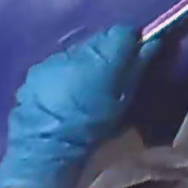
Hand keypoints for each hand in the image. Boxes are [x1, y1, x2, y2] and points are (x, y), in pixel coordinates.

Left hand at [0, 24, 155, 187]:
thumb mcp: (122, 103)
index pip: (122, 32)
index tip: (131, 59)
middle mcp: (76, 51)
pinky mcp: (34, 71)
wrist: (43, 155)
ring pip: (79, 50)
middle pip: (100, 39)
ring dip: (85, 62)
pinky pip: (57, 63)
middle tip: (109, 77)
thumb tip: (153, 42)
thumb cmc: (92, 131)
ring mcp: (52, 59)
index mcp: (101, 57)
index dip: (129, 44)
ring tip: (84, 88)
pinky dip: (64, 72)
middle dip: (107, 52)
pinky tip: (63, 94)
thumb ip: (137, 68)